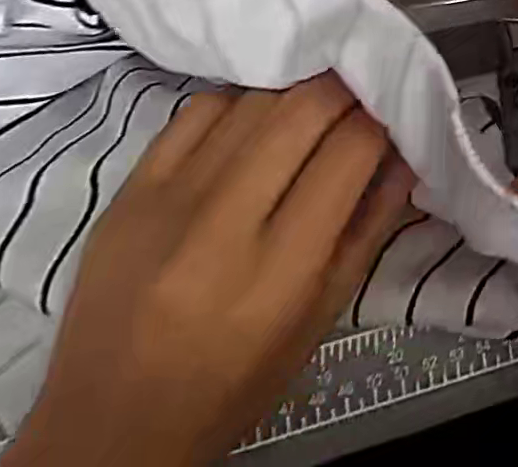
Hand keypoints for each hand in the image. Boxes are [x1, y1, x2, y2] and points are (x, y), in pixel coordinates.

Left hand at [3, 74, 415, 466]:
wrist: (109, 426)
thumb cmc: (241, 376)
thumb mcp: (328, 309)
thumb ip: (375, 221)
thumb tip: (408, 149)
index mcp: (281, 267)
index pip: (351, 151)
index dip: (383, 118)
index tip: (395, 113)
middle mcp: (220, 226)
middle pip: (303, 111)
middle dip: (347, 90)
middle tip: (364, 94)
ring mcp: (164, 203)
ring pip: (255, 101)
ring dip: (300, 92)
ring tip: (317, 108)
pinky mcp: (126, 193)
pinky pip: (198, 110)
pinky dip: (244, 100)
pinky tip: (259, 118)